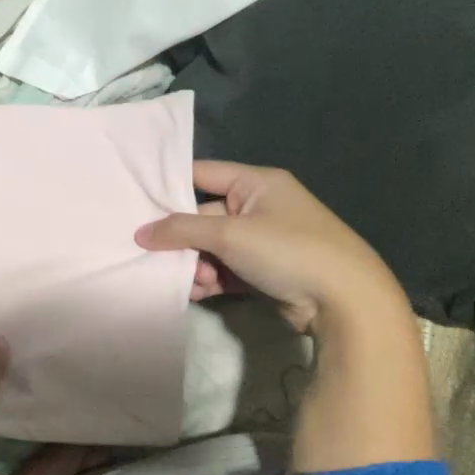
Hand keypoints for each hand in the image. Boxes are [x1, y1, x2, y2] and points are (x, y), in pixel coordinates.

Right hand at [135, 161, 406, 334]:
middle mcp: (255, 207)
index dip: (167, 185)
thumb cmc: (289, 251)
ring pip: (205, 248)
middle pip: (198, 217)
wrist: (342, 300)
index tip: (132, 201)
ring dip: (192, 266)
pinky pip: (219, 269)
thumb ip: (180, 230)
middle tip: (159, 258)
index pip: (200, 174)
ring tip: (196, 283)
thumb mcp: (230, 235)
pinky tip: (199, 293)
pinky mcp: (257, 269)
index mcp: (255, 184)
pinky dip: (206, 281)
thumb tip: (140, 233)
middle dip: (180, 241)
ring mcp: (257, 240)